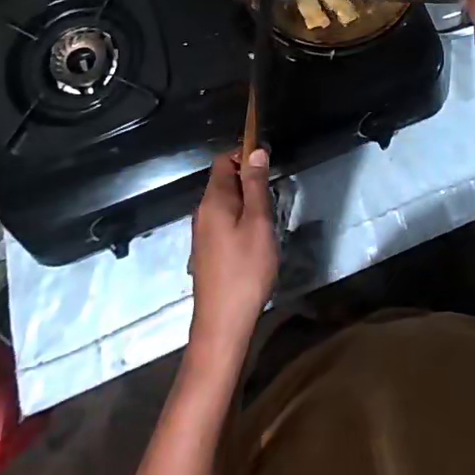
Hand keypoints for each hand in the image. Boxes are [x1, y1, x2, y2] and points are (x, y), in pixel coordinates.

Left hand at [188, 148, 277, 351]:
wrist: (222, 323)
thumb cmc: (245, 270)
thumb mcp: (258, 224)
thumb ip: (256, 186)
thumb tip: (255, 151)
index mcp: (213, 200)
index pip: (223, 161)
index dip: (243, 154)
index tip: (267, 163)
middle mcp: (202, 211)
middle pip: (222, 180)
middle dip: (247, 179)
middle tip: (272, 195)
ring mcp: (201, 232)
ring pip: (223, 202)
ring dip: (244, 201)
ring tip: (267, 218)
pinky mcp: (206, 251)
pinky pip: (221, 221)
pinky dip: (238, 219)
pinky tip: (254, 239)